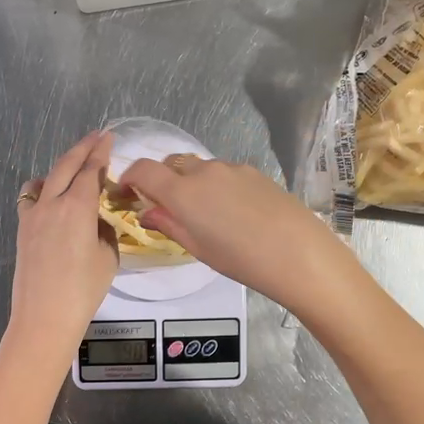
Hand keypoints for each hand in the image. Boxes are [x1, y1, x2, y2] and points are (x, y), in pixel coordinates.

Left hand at [9, 130, 117, 352]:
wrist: (44, 316)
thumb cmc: (83, 290)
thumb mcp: (107, 257)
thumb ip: (104, 231)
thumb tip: (97, 221)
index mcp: (77, 207)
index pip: (91, 170)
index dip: (101, 152)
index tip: (108, 138)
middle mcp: (52, 203)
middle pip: (66, 166)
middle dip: (82, 148)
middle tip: (96, 137)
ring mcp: (33, 215)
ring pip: (46, 179)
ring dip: (62, 167)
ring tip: (75, 165)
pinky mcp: (23, 229)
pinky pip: (31, 198)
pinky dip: (42, 188)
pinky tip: (51, 196)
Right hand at [118, 155, 360, 318]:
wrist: (297, 252)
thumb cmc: (240, 259)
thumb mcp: (197, 248)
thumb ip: (169, 225)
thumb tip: (148, 212)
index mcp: (182, 191)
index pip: (143, 170)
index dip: (129, 178)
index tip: (126, 194)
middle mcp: (203, 171)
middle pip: (171, 165)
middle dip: (162, 181)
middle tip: (165, 208)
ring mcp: (231, 168)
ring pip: (199, 168)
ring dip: (191, 184)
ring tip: (204, 215)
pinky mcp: (254, 173)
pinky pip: (223, 173)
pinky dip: (215, 186)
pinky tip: (231, 213)